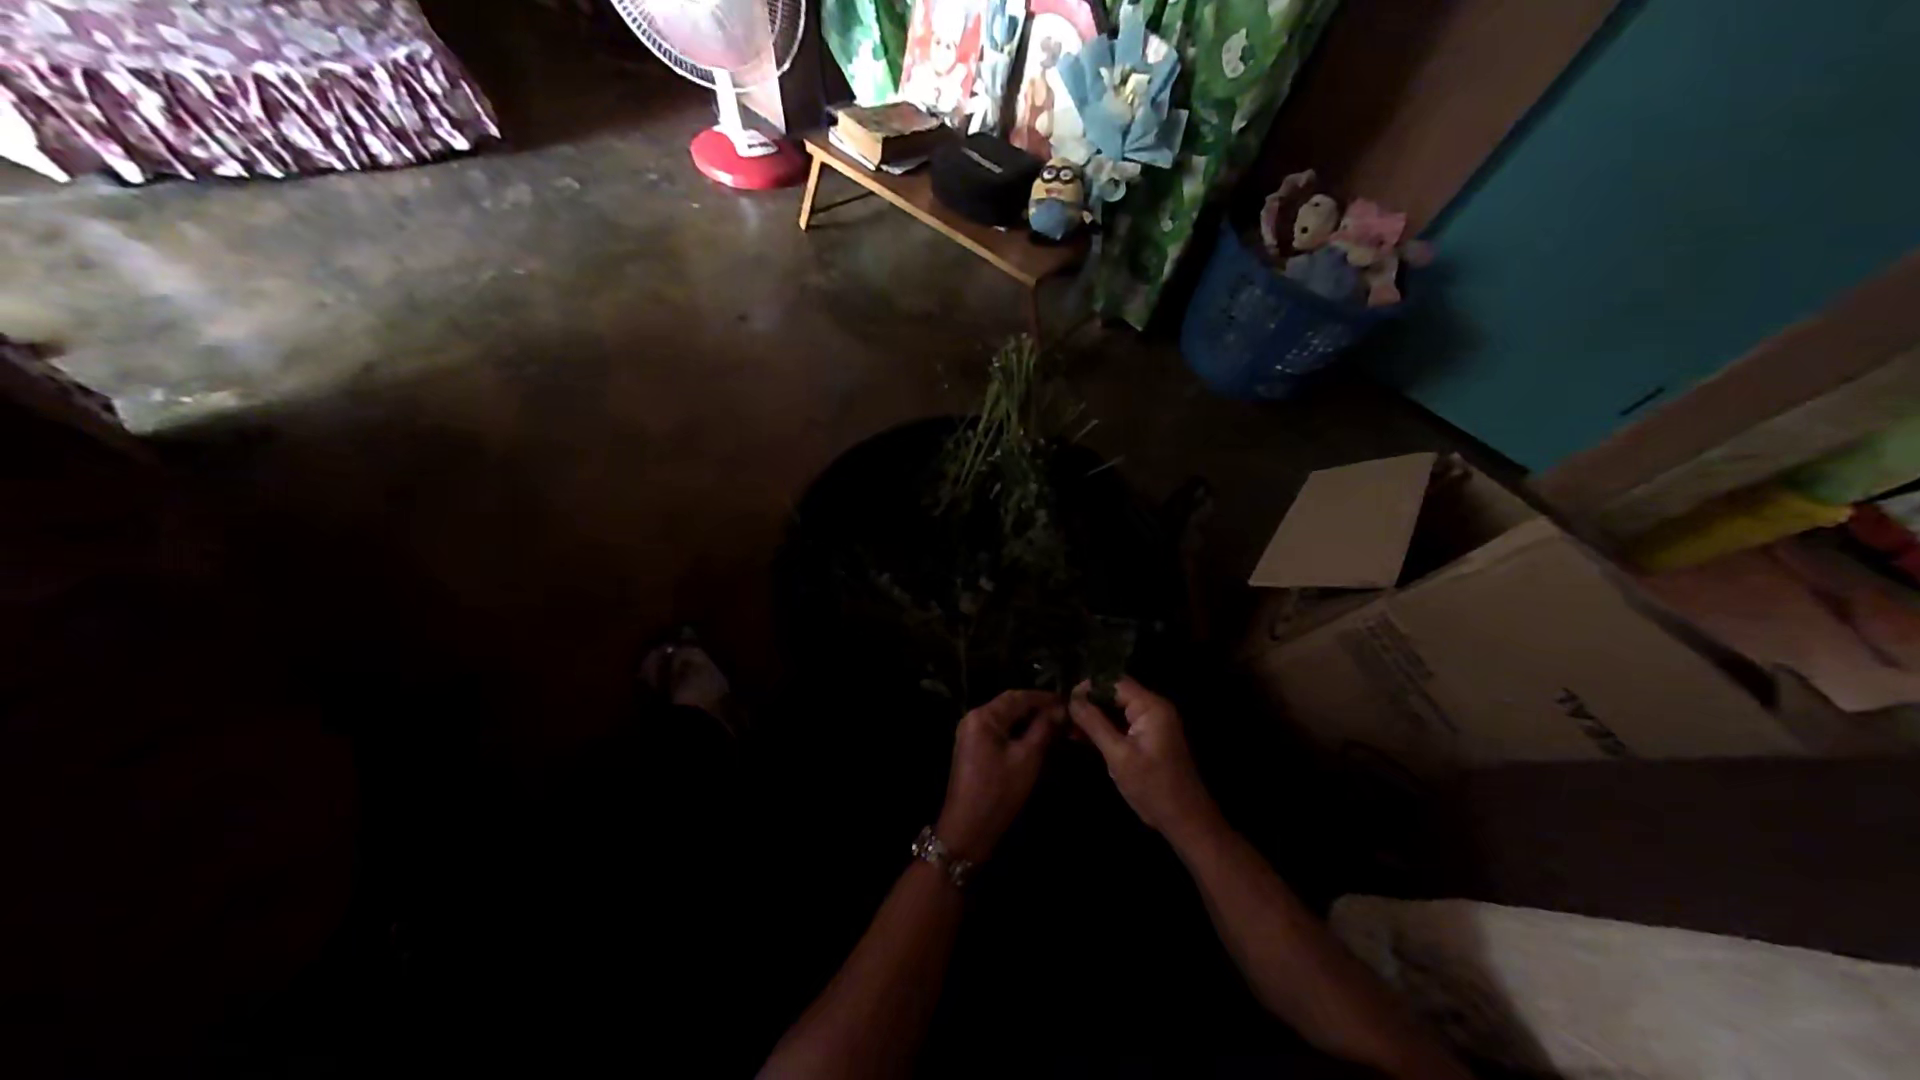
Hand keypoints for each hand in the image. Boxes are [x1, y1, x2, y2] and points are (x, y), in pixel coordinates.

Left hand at [935, 690, 1062, 861]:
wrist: (968, 829)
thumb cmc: (999, 792)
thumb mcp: (1027, 758)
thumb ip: (1044, 729)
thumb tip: (1061, 709)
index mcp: (984, 716)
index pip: (1018, 696)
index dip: (1045, 698)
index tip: (1070, 701)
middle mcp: (974, 718)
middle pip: (1010, 704)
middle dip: (1038, 708)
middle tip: (1066, 714)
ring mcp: (971, 733)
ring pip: (1006, 718)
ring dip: (1029, 720)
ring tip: (1056, 725)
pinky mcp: (974, 747)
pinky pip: (999, 731)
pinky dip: (1018, 731)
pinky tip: (1037, 737)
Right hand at [1068, 678, 1221, 843]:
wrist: (1184, 820)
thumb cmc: (1152, 787)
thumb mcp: (1118, 755)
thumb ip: (1094, 723)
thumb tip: (1072, 698)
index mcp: (1151, 706)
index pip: (1113, 682)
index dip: (1087, 687)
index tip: (1062, 698)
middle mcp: (1153, 708)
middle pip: (1114, 693)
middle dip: (1088, 701)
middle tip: (1060, 711)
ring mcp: (1151, 723)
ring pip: (1115, 709)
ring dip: (1093, 715)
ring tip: (1064, 723)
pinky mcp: (1147, 738)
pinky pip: (1121, 724)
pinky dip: (1103, 728)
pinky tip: (1079, 735)